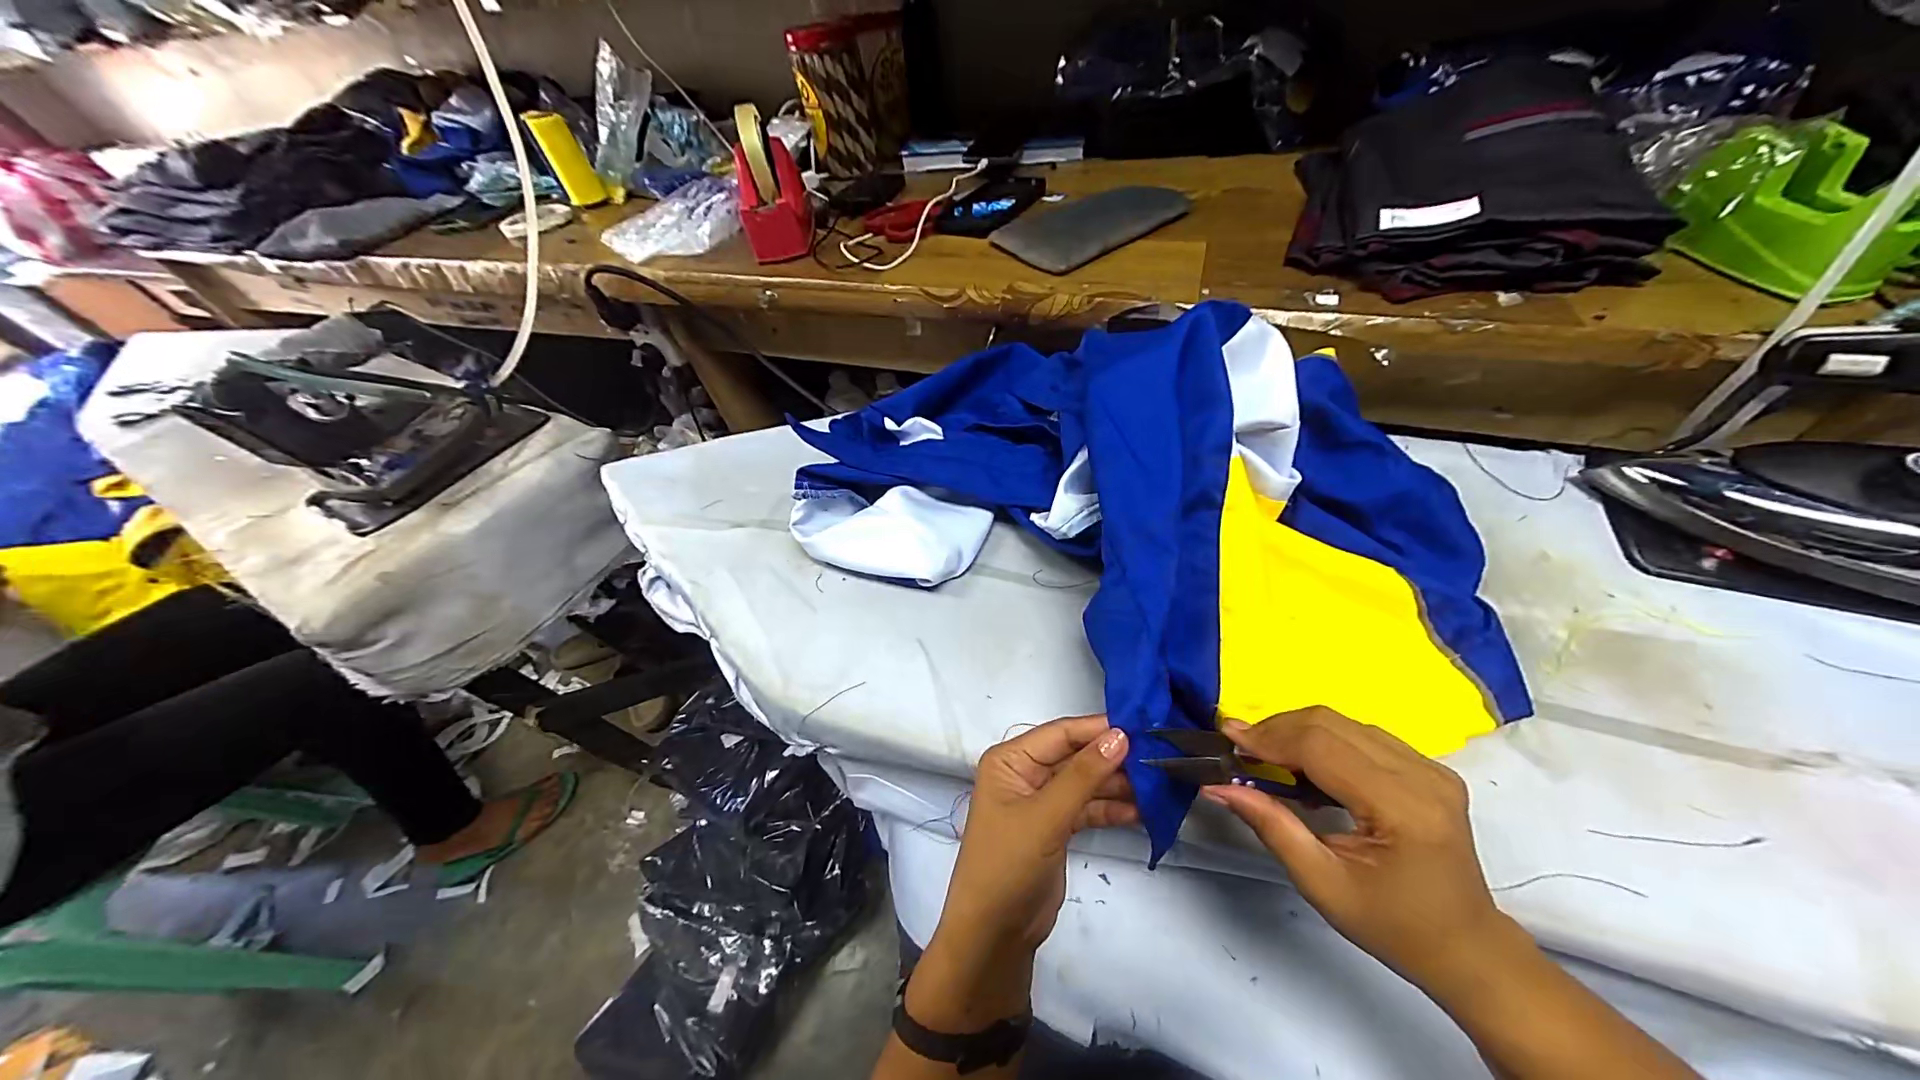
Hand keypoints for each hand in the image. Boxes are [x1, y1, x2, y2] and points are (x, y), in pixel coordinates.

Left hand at [898, 716, 1135, 1046]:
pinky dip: (1112, 809)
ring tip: (1159, 783)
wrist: (994, 931)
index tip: (1144, 726)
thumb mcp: (1046, 816)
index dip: (1100, 728)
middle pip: (1076, 755)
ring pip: (1086, 782)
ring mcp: (1041, 800)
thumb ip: (1084, 775)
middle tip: (1159, 756)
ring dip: (1119, 784)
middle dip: (1114, 757)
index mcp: (1010, 760)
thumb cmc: (1007, 864)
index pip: (1061, 733)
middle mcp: (1025, 773)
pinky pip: (1088, 807)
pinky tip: (1143, 811)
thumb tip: (1120, 736)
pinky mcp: (1056, 826)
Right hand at [1201, 706, 1512, 989]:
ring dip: (1297, 732)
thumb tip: (1217, 786)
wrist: (1464, 946)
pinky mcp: (1430, 768)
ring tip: (1265, 757)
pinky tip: (1304, 764)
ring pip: (1345, 723)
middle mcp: (1424, 777)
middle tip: (1240, 749)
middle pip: (1332, 724)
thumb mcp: (1321, 882)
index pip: (1322, 747)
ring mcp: (1432, 769)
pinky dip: (1323, 739)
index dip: (1270, 737)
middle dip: (1277, 730)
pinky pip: (1362, 734)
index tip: (1228, 739)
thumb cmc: (1392, 925)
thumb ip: (1270, 825)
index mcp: (1403, 808)